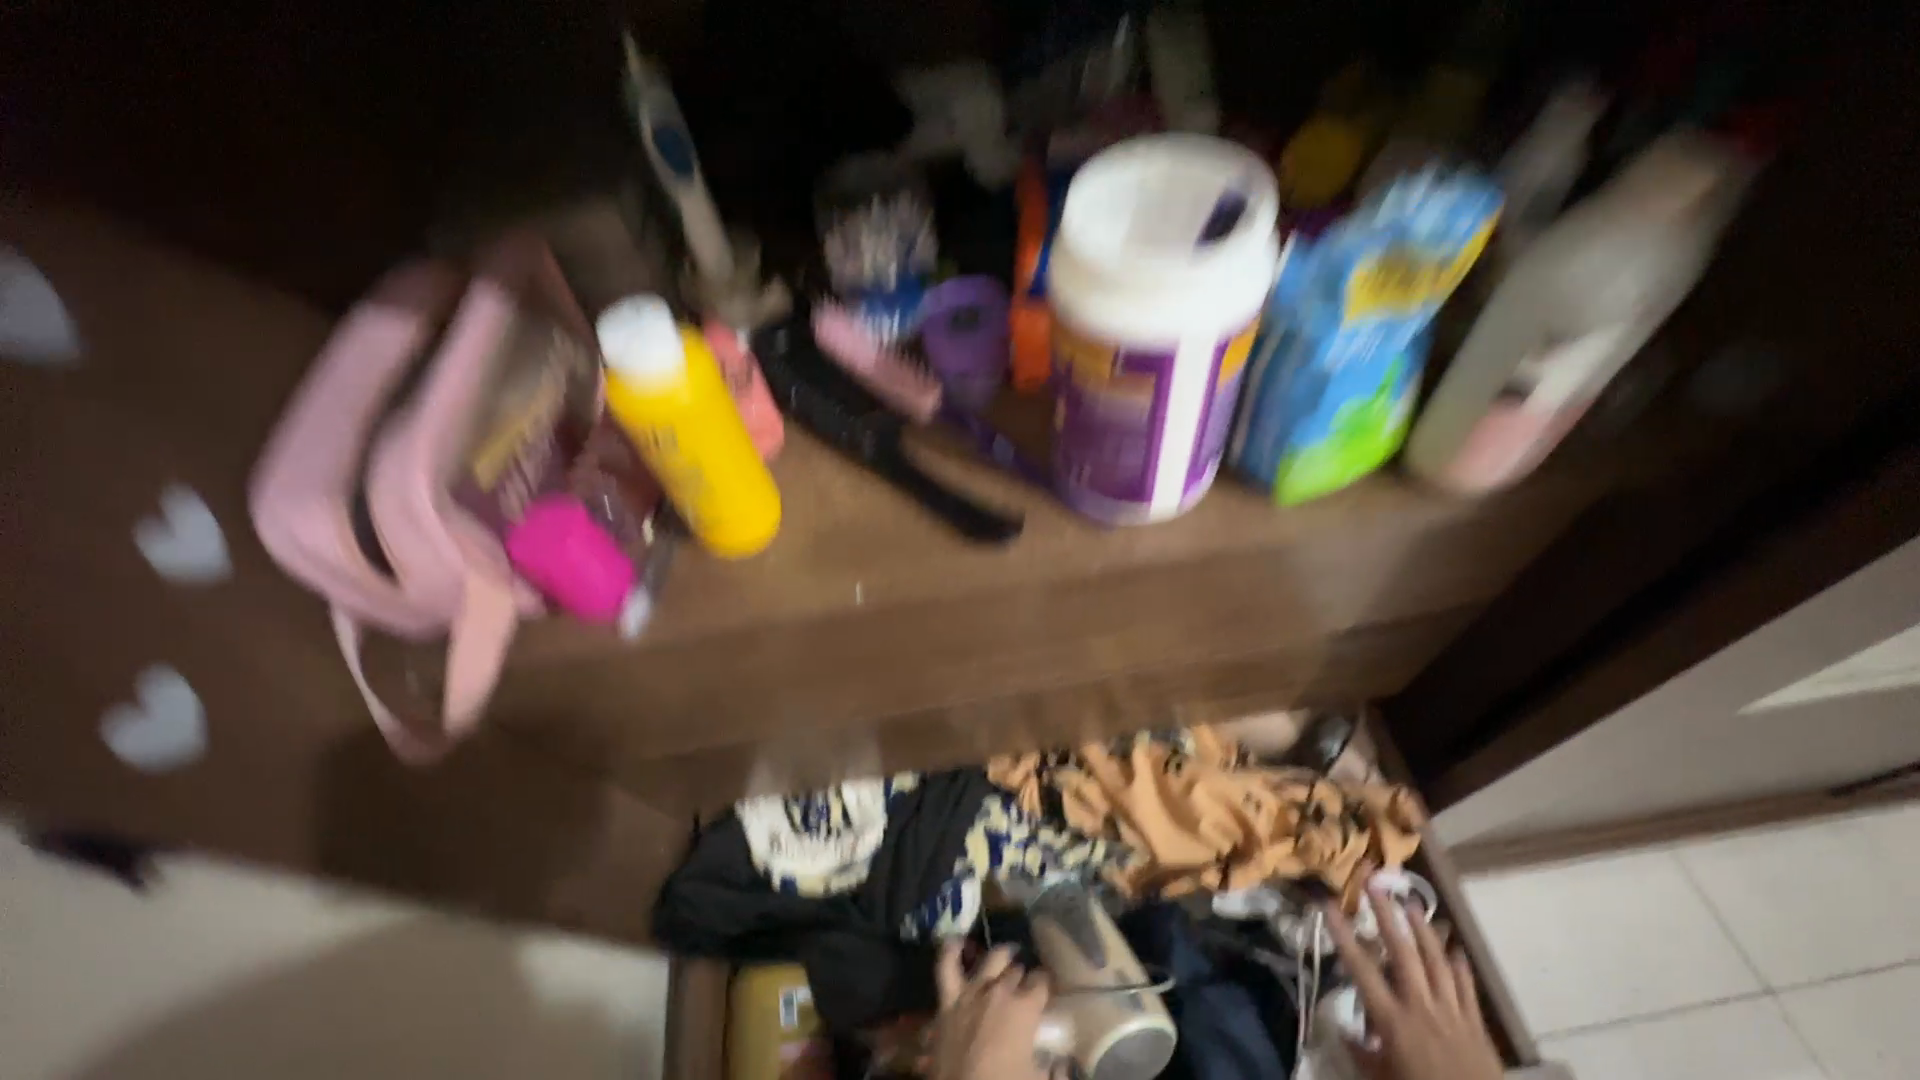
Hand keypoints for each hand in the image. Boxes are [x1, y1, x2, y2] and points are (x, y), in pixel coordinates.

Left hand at [930, 942, 1052, 1079]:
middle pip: (1016, 971)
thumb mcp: (1039, 1078)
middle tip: (1025, 984)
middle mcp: (1000, 991)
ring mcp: (972, 992)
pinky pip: (945, 968)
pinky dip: (950, 951)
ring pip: (990, 961)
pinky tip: (956, 940)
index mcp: (1026, 1008)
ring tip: (1007, 953)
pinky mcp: (948, 1000)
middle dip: (1023, 975)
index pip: (1042, 982)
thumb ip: (1056, 1070)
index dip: (1046, 983)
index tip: (1048, 988)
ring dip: (1000, 956)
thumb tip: (1063, 1065)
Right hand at [1325, 887, 1503, 1079]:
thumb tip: (1342, 1030)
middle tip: (1375, 884)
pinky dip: (1458, 965)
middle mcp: (1421, 1008)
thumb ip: (1359, 1053)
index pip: (1361, 970)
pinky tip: (1454, 949)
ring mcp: (1452, 1013)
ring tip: (1412, 904)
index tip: (1330, 906)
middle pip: (1403, 954)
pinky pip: (1466, 988)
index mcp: (1392, 1021)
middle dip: (1388, 916)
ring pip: (1437, 962)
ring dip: (1423, 930)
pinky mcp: (1476, 1025)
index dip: (1343, 936)